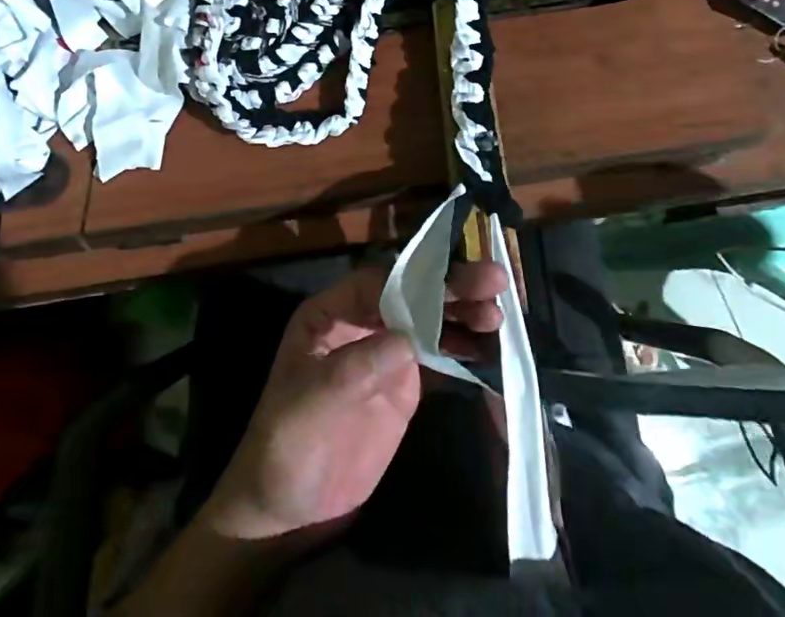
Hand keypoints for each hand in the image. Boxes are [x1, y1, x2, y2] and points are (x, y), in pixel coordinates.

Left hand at [198, 261, 508, 548]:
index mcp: (330, 315)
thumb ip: (352, 369)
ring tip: (500, 317)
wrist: (289, 505)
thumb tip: (404, 339)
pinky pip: (439, 360)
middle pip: (409, 297)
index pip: (375, 283)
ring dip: (464, 316)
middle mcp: (361, 325)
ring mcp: (385, 355)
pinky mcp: (404, 386)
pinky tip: (495, 351)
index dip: (414, 278)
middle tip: (495, 282)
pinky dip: (466, 353)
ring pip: (429, 323)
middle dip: (450, 288)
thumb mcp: (309, 404)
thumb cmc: (285, 446)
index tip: (453, 281)